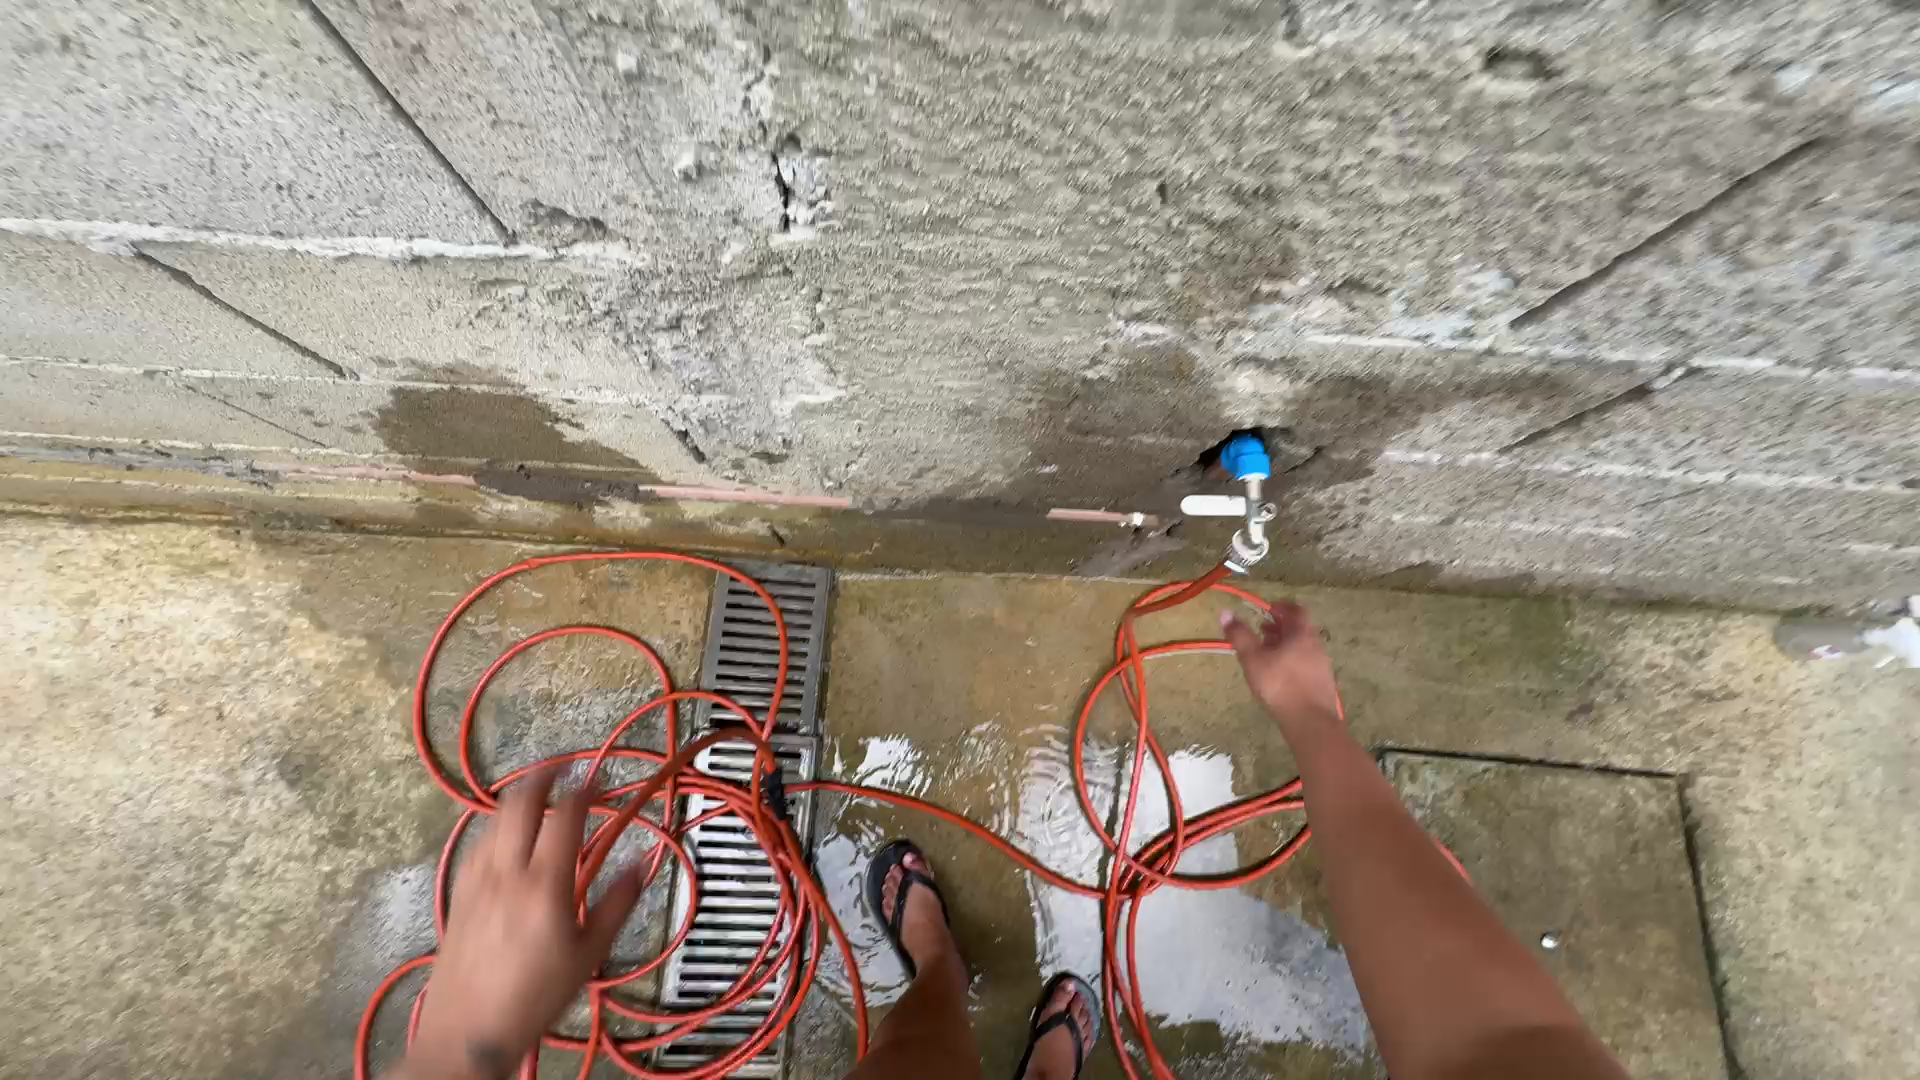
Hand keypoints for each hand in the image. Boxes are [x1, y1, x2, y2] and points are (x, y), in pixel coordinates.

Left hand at [400, 768, 643, 1079]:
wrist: (465, 1037)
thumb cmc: (534, 997)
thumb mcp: (590, 953)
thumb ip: (618, 902)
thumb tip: (642, 864)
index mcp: (544, 884)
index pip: (566, 816)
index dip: (586, 789)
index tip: (601, 779)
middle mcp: (507, 874)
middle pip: (520, 805)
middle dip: (544, 777)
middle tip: (565, 766)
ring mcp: (477, 884)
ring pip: (494, 820)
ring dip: (519, 797)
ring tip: (539, 790)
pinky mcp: (458, 897)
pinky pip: (477, 845)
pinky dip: (496, 825)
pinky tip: (506, 830)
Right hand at [1220, 601, 1343, 737]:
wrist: (1310, 722)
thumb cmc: (1279, 685)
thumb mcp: (1252, 659)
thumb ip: (1240, 635)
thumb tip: (1225, 612)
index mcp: (1301, 634)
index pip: (1296, 609)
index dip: (1280, 607)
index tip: (1264, 612)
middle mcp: (1316, 645)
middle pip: (1299, 627)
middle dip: (1279, 626)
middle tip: (1260, 633)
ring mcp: (1322, 664)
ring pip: (1303, 645)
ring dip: (1285, 644)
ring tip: (1266, 655)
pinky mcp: (1323, 681)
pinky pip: (1306, 661)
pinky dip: (1292, 659)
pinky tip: (1279, 675)